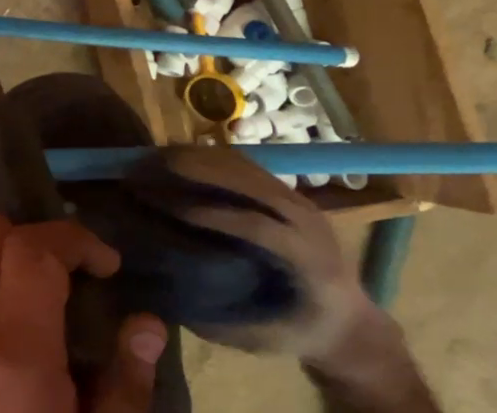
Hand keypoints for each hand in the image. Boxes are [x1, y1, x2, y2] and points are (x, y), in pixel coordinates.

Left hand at [0, 214, 169, 412]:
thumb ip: (124, 387)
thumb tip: (145, 324)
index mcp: (11, 349)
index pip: (32, 249)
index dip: (74, 239)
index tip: (110, 263)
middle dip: (36, 234)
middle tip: (80, 270)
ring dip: (14, 271)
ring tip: (58, 317)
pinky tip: (22, 352)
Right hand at [152, 147, 380, 365]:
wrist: (353, 322)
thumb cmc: (307, 333)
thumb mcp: (269, 339)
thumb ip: (224, 323)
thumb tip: (166, 297)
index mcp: (310, 259)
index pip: (256, 224)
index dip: (208, 212)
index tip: (161, 206)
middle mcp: (307, 220)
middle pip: (248, 180)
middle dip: (191, 170)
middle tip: (143, 170)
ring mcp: (298, 199)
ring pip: (242, 164)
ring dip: (192, 157)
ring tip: (149, 161)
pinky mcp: (286, 189)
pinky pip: (242, 163)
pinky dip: (203, 157)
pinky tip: (172, 160)